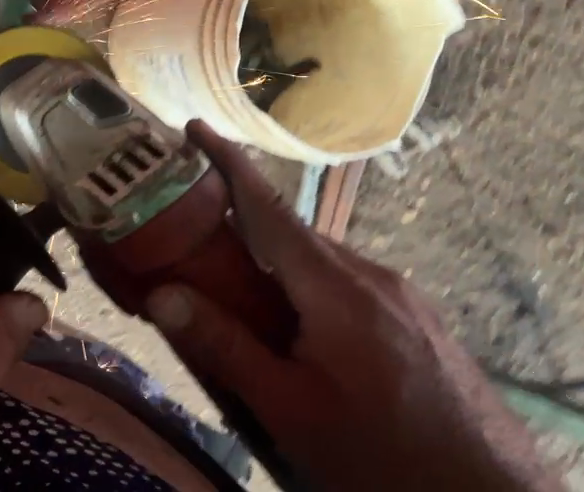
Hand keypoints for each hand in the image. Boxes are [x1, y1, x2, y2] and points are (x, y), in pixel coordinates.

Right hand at [136, 122, 557, 491]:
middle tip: (187, 237)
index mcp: (338, 288)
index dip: (227, 164)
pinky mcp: (425, 328)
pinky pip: (348, 289)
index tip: (193, 127)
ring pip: (320, 265)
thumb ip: (224, 346)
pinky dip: (306, 291)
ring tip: (235, 296)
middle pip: (290, 236)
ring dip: (273, 267)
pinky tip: (296, 334)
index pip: (268, 208)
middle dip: (238, 227)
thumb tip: (158, 294)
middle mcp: (375, 279)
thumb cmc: (386, 457)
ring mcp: (407, 302)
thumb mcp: (291, 410)